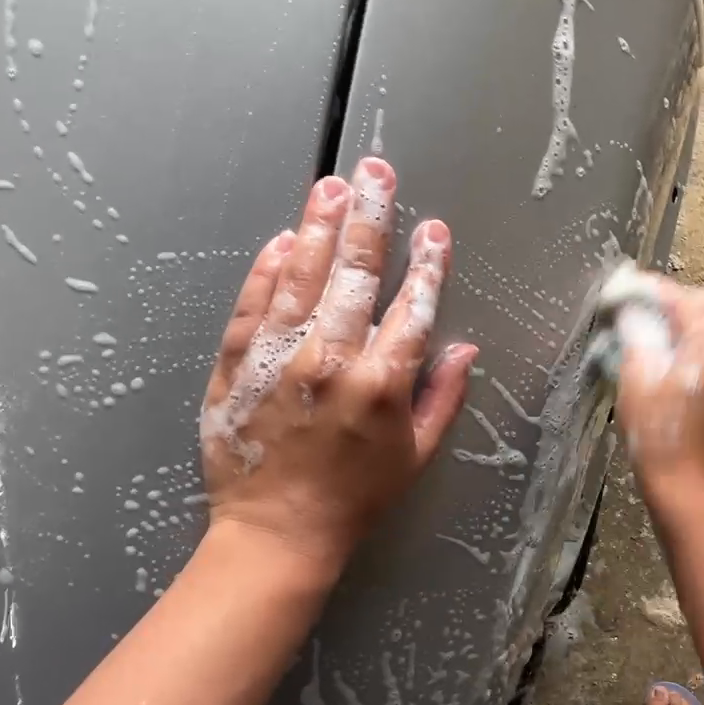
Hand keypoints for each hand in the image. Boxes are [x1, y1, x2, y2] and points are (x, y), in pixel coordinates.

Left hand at [199, 157, 476, 564]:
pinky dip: (266, 269)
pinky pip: (253, 304)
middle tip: (375, 172)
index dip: (427, 265)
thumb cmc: (355, 499)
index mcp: (382, 386)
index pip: (411, 309)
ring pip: (301, 276)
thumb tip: (466, 349)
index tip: (434, 231)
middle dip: (370, 218)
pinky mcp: (237, 364)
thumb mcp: (416, 456)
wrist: (277, 532)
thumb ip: (443, 397)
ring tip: (330, 186)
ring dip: (318, 226)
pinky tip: (281, 239)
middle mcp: (331, 361)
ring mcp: (279, 358)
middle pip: (355, 275)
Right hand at [610, 273, 703, 492]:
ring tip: (644, 323)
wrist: (679, 479)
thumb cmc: (655, 430)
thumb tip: (632, 308)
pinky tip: (661, 349)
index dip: (650, 289)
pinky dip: (687, 338)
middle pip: (703, 306)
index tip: (622, 287)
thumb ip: (637, 331)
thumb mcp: (637, 374)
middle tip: (634, 303)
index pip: (682, 299)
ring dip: (679, 317)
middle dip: (669, 299)